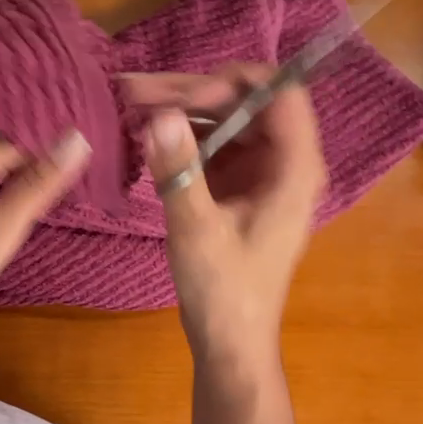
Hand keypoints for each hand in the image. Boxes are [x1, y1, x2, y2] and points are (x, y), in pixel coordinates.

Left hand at [0, 131, 90, 337]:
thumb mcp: (1, 230)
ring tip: (47, 188)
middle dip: (37, 159)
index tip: (77, 172)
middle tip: (66, 179)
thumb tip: (77, 141)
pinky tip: (12, 200)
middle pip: (8, 146)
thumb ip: (39, 185)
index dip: (53, 154)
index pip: (26, 139)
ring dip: (19, 172)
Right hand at [122, 66, 327, 369]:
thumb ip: (178, 170)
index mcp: (293, 167)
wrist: (230, 341)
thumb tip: (158, 116)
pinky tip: (144, 141)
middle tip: (132, 93)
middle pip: (243, 106)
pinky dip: (181, 143)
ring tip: (129, 110)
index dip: (228, 83)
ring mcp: (259, 177)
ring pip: (224, 126)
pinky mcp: (237, 192)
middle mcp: (282, 163)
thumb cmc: (225, 290)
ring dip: (180, 116)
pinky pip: (212, 152)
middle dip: (190, 96)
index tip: (177, 95)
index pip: (277, 93)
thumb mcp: (196, 229)